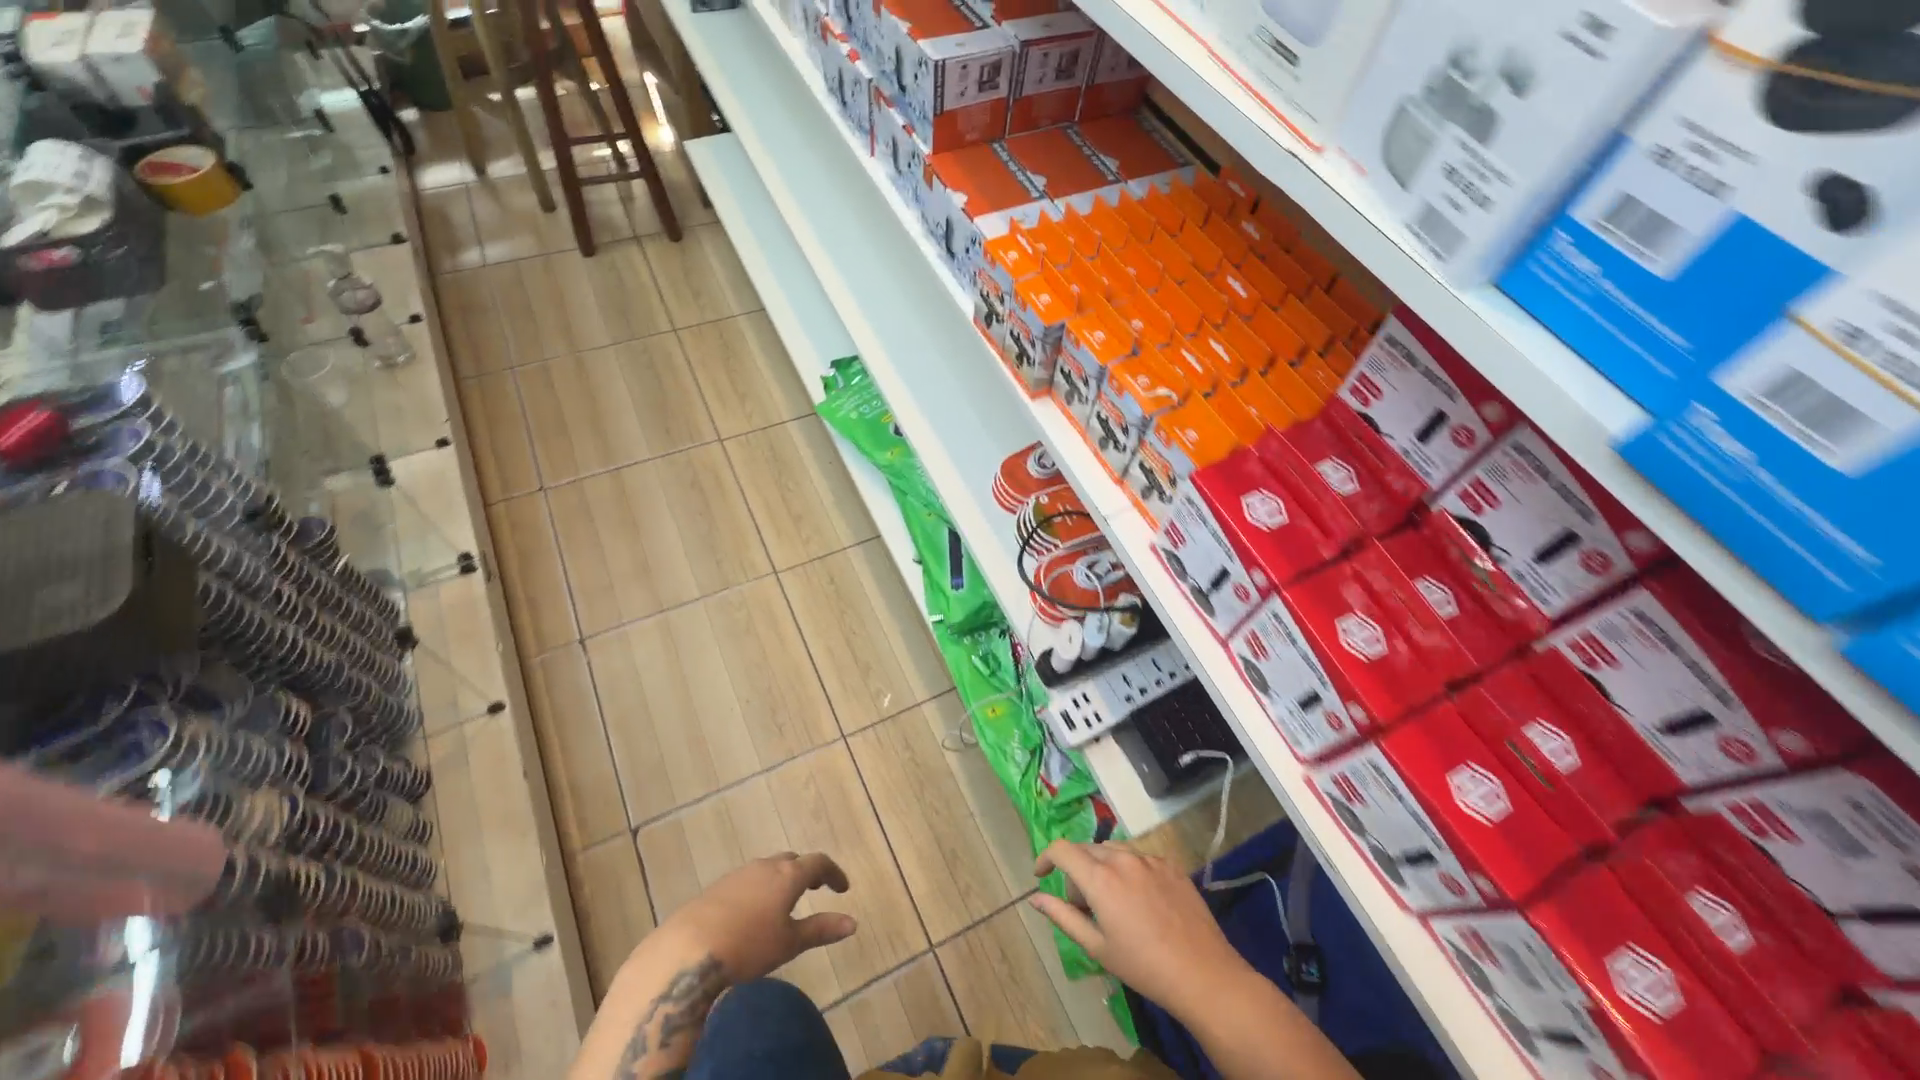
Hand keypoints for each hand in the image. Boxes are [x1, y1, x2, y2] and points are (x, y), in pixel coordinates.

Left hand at [655, 852, 857, 982]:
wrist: (689, 949)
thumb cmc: (749, 945)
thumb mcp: (790, 942)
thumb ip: (821, 929)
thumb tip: (852, 923)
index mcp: (787, 875)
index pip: (818, 862)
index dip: (833, 873)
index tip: (842, 888)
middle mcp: (764, 867)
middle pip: (791, 860)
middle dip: (807, 872)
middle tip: (816, 889)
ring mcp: (737, 875)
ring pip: (767, 868)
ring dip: (782, 879)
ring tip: (786, 902)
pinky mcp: (717, 888)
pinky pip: (748, 880)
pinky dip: (761, 888)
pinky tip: (754, 912)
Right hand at [1028, 840, 1250, 1013]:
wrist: (1202, 973)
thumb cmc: (1143, 966)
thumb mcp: (1097, 946)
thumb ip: (1063, 916)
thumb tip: (1036, 898)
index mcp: (1100, 878)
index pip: (1062, 850)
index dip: (1046, 858)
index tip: (1041, 875)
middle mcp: (1124, 860)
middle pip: (1087, 849)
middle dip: (1075, 870)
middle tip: (1082, 905)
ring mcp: (1151, 860)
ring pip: (1114, 851)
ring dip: (1101, 868)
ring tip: (1111, 903)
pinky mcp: (1172, 865)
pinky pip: (1139, 858)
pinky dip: (1128, 871)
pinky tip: (1140, 901)